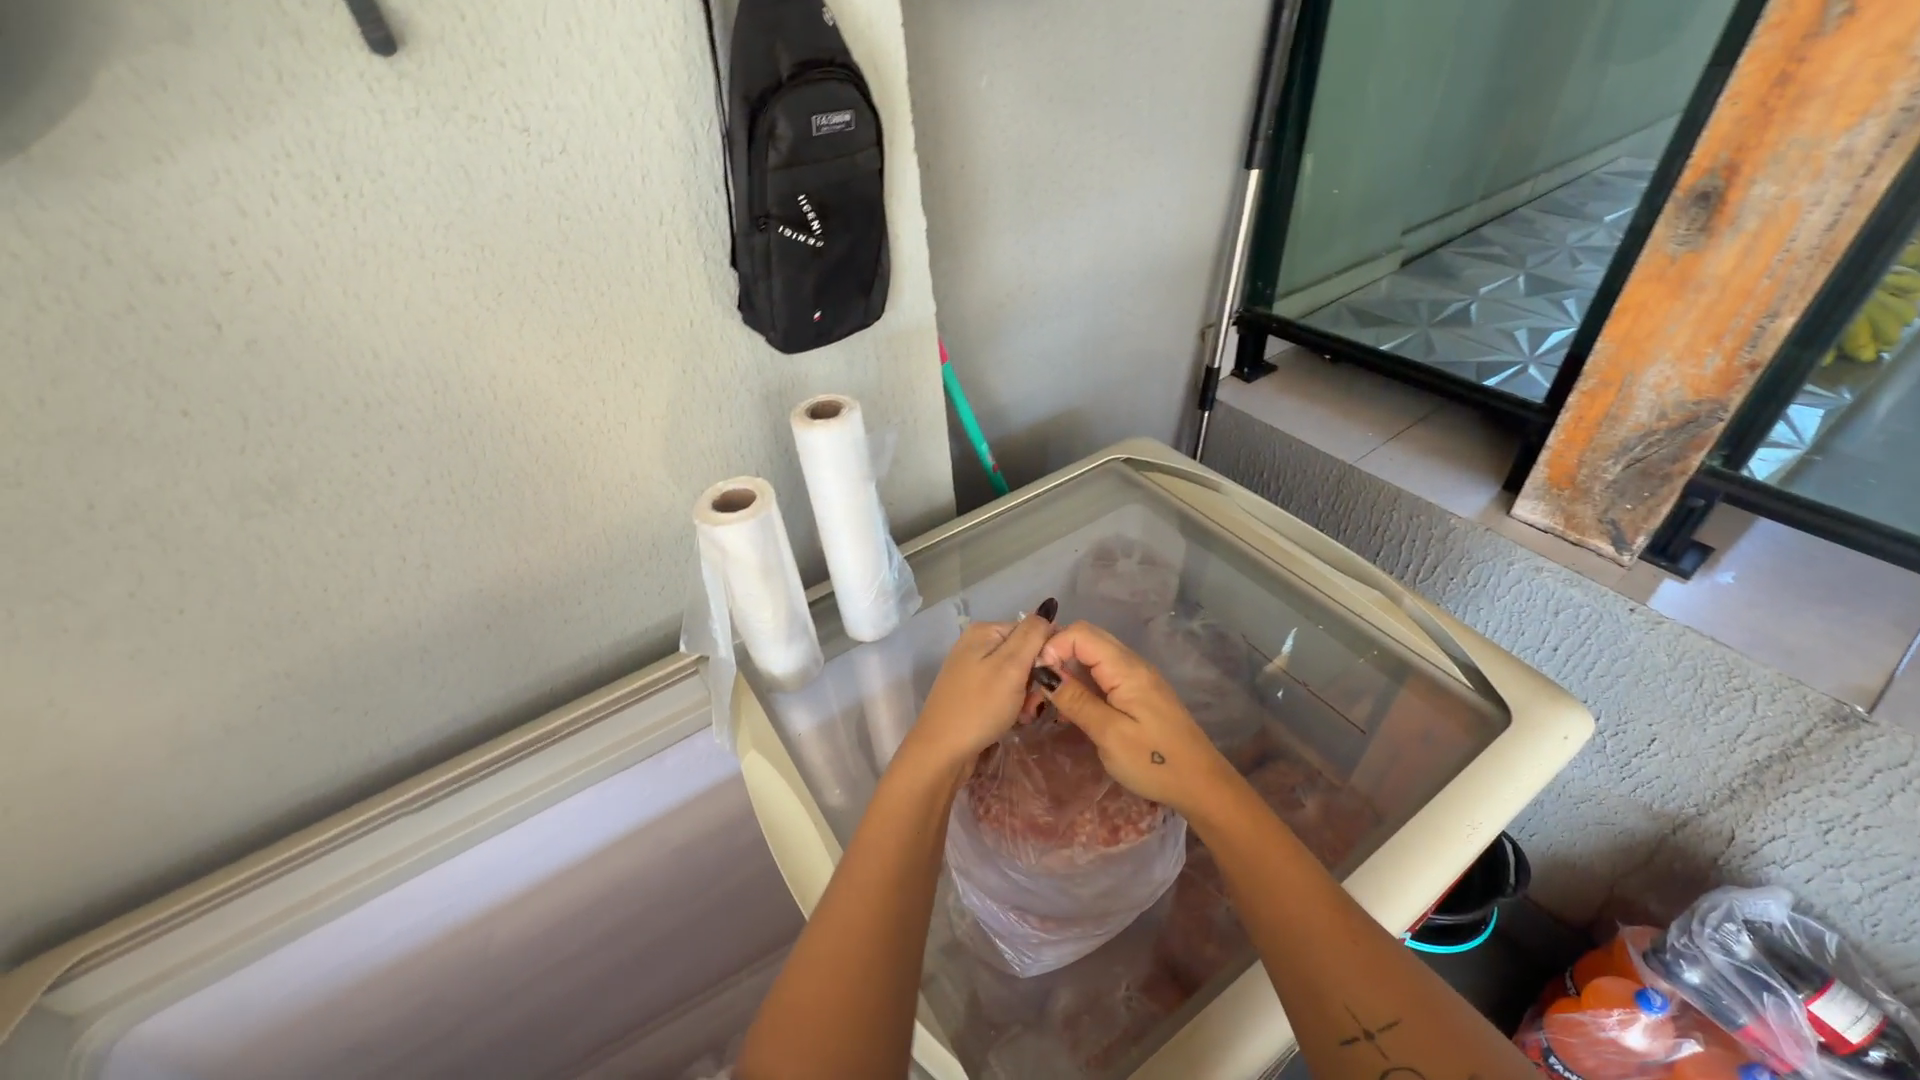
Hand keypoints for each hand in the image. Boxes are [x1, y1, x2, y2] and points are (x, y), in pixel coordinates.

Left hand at [897, 600, 1058, 773]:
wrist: (942, 751)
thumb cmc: (979, 706)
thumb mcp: (1011, 666)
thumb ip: (1033, 635)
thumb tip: (1048, 607)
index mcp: (985, 631)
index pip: (1033, 631)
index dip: (1047, 655)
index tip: (1051, 680)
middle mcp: (977, 644)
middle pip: (1024, 654)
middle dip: (1036, 680)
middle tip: (1033, 704)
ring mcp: (973, 669)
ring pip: (1017, 676)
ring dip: (1026, 696)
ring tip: (1024, 715)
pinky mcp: (972, 692)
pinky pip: (1004, 691)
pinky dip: (1013, 704)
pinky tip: (1014, 720)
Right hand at [1034, 621, 1240, 817]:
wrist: (1201, 784)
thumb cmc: (1154, 762)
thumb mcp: (1109, 734)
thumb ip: (1076, 700)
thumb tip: (1044, 672)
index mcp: (1126, 669)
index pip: (1080, 633)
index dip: (1053, 647)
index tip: (1036, 680)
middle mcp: (1132, 664)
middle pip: (1086, 639)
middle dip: (1056, 656)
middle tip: (1036, 689)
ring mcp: (1137, 678)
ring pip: (1093, 656)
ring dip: (1067, 671)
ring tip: (1048, 702)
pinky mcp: (1138, 693)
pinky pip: (1103, 674)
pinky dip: (1082, 683)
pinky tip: (1071, 709)